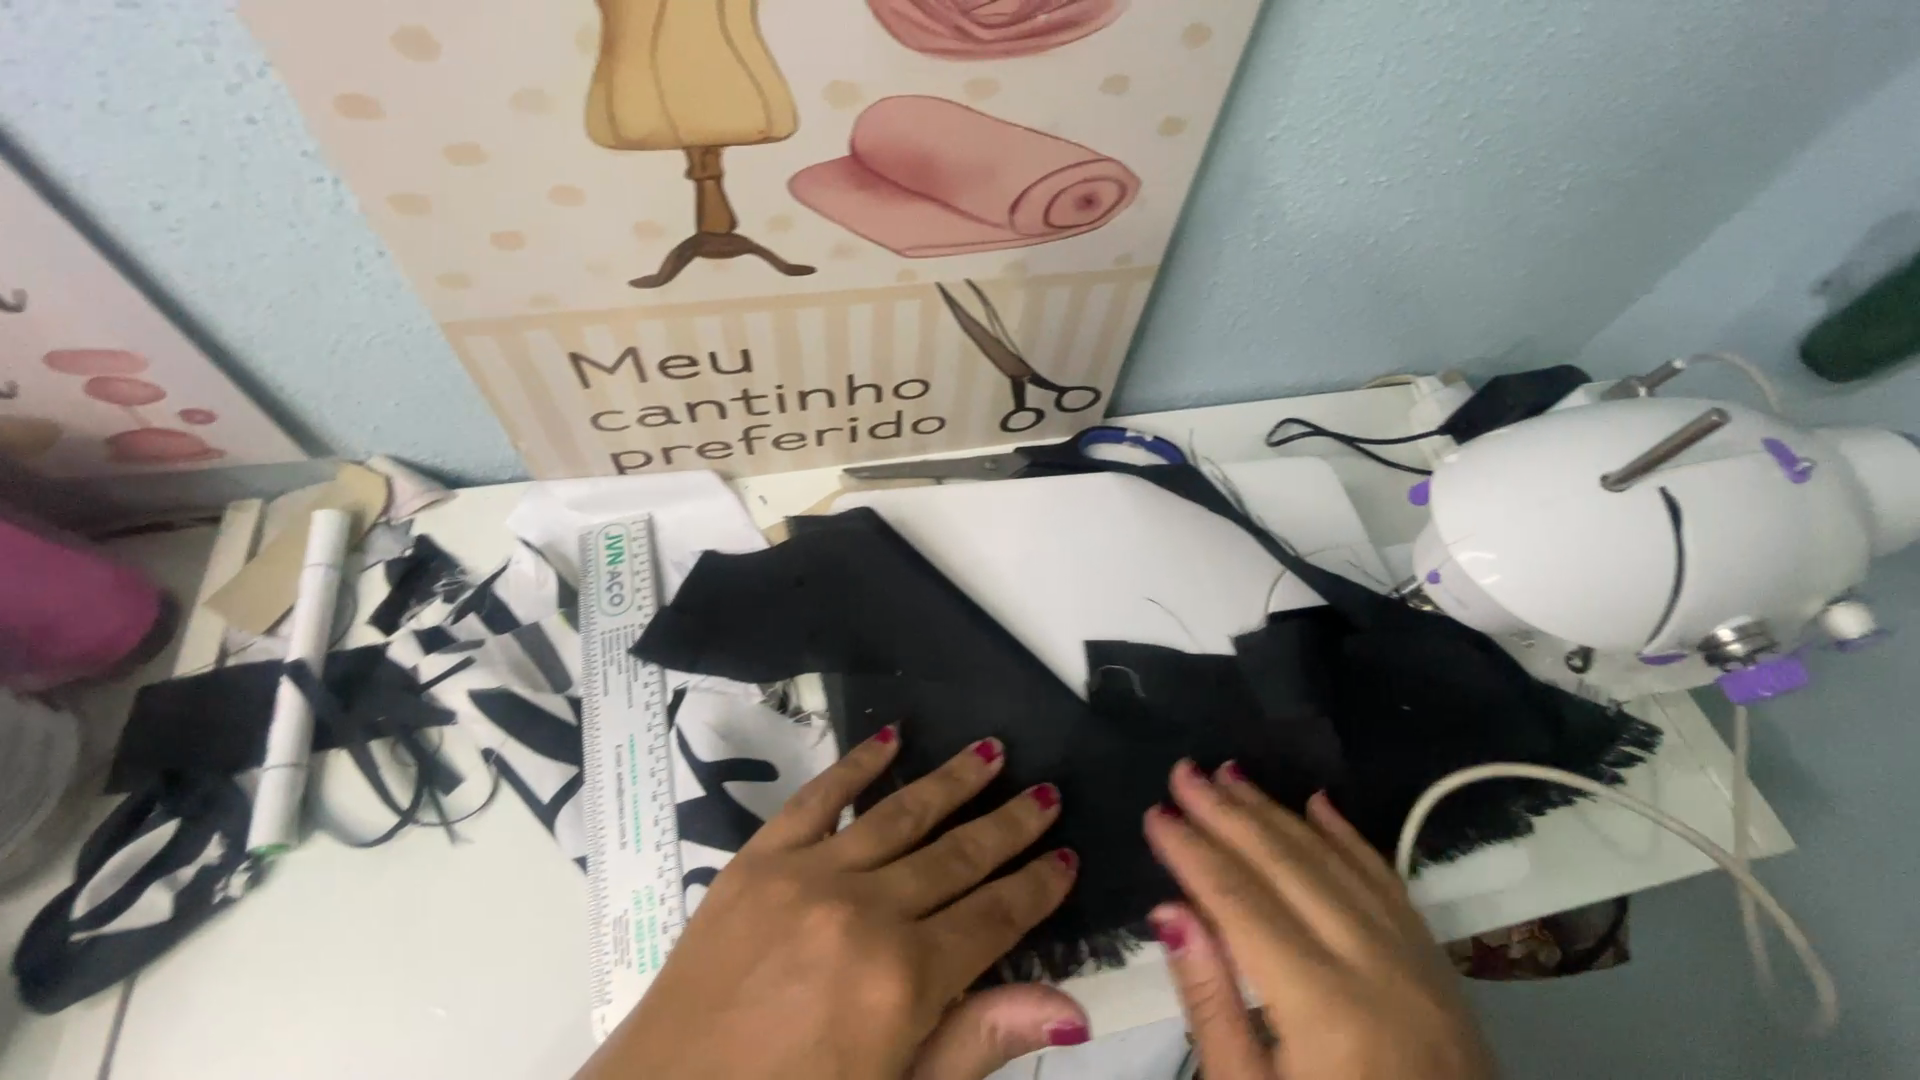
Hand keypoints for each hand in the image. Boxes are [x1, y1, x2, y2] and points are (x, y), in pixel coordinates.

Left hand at [577, 728, 1086, 1079]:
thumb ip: (982, 1041)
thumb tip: (1074, 1010)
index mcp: (904, 978)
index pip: (993, 917)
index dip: (1035, 888)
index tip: (1066, 857)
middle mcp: (864, 910)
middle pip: (956, 855)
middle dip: (1009, 824)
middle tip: (1047, 792)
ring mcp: (807, 875)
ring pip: (900, 815)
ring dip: (951, 781)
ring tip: (992, 752)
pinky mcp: (758, 859)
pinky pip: (818, 798)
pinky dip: (856, 764)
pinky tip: (891, 738)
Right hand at [1143, 761, 1496, 1079]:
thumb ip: (1211, 1005)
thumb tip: (1170, 911)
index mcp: (1324, 1008)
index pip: (1241, 902)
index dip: (1193, 852)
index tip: (1156, 813)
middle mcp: (1377, 969)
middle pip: (1288, 868)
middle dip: (1230, 814)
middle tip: (1185, 772)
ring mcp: (1419, 965)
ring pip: (1338, 863)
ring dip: (1279, 814)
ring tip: (1231, 775)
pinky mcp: (1441, 971)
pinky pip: (1389, 884)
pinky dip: (1350, 839)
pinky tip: (1319, 805)